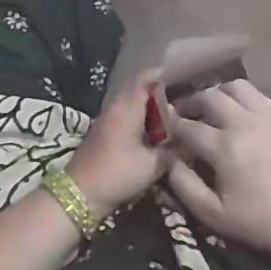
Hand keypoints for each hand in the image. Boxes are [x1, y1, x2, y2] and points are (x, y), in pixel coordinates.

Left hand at [66, 70, 170, 216]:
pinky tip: (154, 131)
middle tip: (183, 97)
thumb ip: (174, 150)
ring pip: (131, 103)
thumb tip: (191, 140)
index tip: (184, 77)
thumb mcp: (153, 164)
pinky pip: (124, 115)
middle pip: (138, 89)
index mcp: (127, 108)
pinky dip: (140, 117)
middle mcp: (115, 107)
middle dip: (159, 92)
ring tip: (172, 114)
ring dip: (149, 106)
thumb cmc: (118, 174)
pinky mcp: (102, 133)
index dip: (164, 75)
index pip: (145, 79)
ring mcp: (106, 120)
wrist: (80, 193)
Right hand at [165, 81, 270, 258]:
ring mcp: (265, 117)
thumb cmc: (260, 222)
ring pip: (233, 87)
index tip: (158, 130)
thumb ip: (184, 185)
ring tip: (205, 110)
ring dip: (215, 93)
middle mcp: (244, 124)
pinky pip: (255, 94)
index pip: (187, 126)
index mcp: (225, 148)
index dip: (169, 126)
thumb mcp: (214, 214)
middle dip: (188, 103)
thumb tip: (170, 160)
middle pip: (208, 97)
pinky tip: (232, 111)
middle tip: (178, 116)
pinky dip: (238, 95)